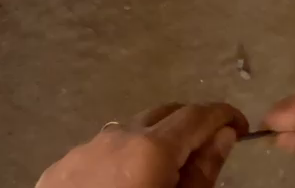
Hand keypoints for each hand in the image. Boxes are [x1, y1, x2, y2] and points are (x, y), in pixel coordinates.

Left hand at [36, 103, 247, 187]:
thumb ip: (203, 173)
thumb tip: (223, 136)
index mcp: (152, 148)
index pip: (200, 114)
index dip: (225, 116)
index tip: (239, 130)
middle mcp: (117, 136)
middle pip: (166, 114)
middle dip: (188, 127)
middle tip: (200, 155)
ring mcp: (82, 151)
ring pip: (130, 131)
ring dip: (151, 143)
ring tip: (155, 178)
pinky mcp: (55, 172)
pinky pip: (96, 153)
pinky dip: (116, 162)